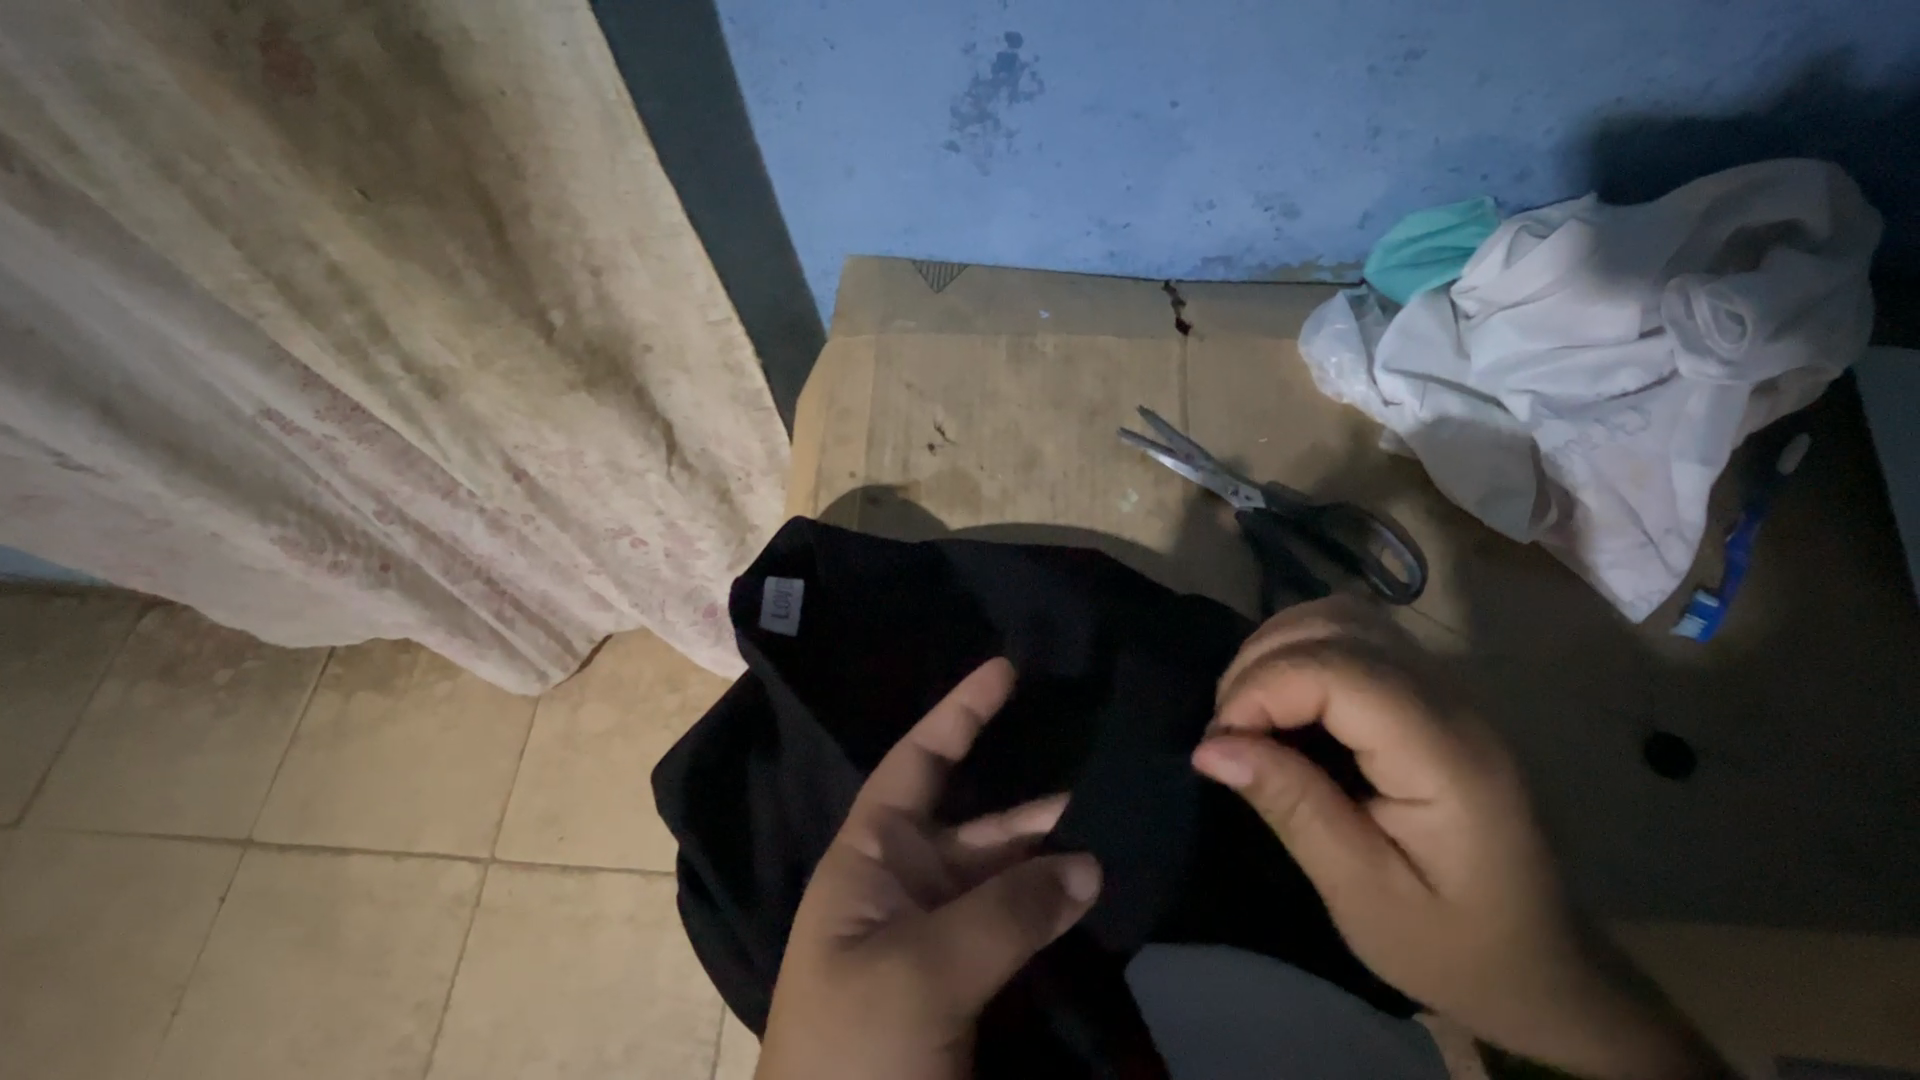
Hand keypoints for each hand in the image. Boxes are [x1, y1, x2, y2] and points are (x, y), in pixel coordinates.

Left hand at [756, 658, 1102, 1079]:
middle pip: (980, 822)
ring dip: (1056, 860)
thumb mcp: (921, 969)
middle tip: (1108, 772)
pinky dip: (1055, 911)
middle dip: (1036, 801)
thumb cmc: (854, 1044)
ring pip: (1008, 878)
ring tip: (1122, 834)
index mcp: (871, 858)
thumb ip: (1007, 911)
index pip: (918, 763)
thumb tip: (1088, 862)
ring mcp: (939, 936)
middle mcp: (905, 883)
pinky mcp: (969, 984)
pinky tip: (1100, 894)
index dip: (959, 714)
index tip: (1007, 670)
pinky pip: (1019, 928)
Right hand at [1191, 598, 1726, 1079]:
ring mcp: (1444, 688)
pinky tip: (1282, 701)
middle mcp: (1450, 700)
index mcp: (1443, 755)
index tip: (1218, 744)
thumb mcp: (1360, 894)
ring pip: (1342, 617)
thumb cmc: (1450, 945)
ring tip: (1248, 713)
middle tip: (1227, 732)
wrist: (1536, 964)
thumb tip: (1209, 747)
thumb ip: (1291, 807)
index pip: (1339, 671)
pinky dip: (1299, 651)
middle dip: (1260, 665)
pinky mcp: (1427, 692)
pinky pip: (1352, 636)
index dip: (1261, 688)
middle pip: (1337, 626)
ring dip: (1277, 649)